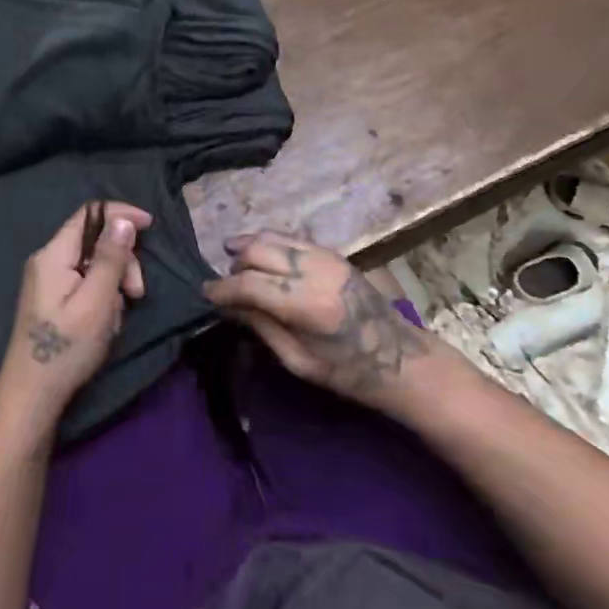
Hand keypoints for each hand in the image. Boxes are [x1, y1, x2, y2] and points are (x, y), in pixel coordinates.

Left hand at [0, 203, 151, 433]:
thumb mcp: (96, 301)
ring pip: (93, 267)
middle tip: (135, 295)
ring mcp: (48, 281)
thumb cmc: (66, 347)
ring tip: (114, 320)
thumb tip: (123, 220)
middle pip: (94, 243)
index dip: (120, 215)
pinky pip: (84, 285)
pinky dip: (101, 300)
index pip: (88, 215)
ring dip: (113, 287)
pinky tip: (104, 325)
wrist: (32, 393)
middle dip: (121, 263)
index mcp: (53, 254)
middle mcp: (47, 260)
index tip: (150, 226)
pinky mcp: (52, 300)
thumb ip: (110, 259)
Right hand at [204, 229, 441, 416]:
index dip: (221, 288)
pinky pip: (289, 238)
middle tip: (226, 284)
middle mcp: (314, 271)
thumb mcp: (297, 360)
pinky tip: (261, 259)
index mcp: (306, 305)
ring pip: (270, 237)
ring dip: (248, 249)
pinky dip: (268, 244)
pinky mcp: (332, 252)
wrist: (402, 359)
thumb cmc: (348, 371)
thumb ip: (260, 326)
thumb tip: (226, 306)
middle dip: (234, 265)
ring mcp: (325, 256)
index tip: (205, 294)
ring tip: (236, 264)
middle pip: (256, 250)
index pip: (248, 283)